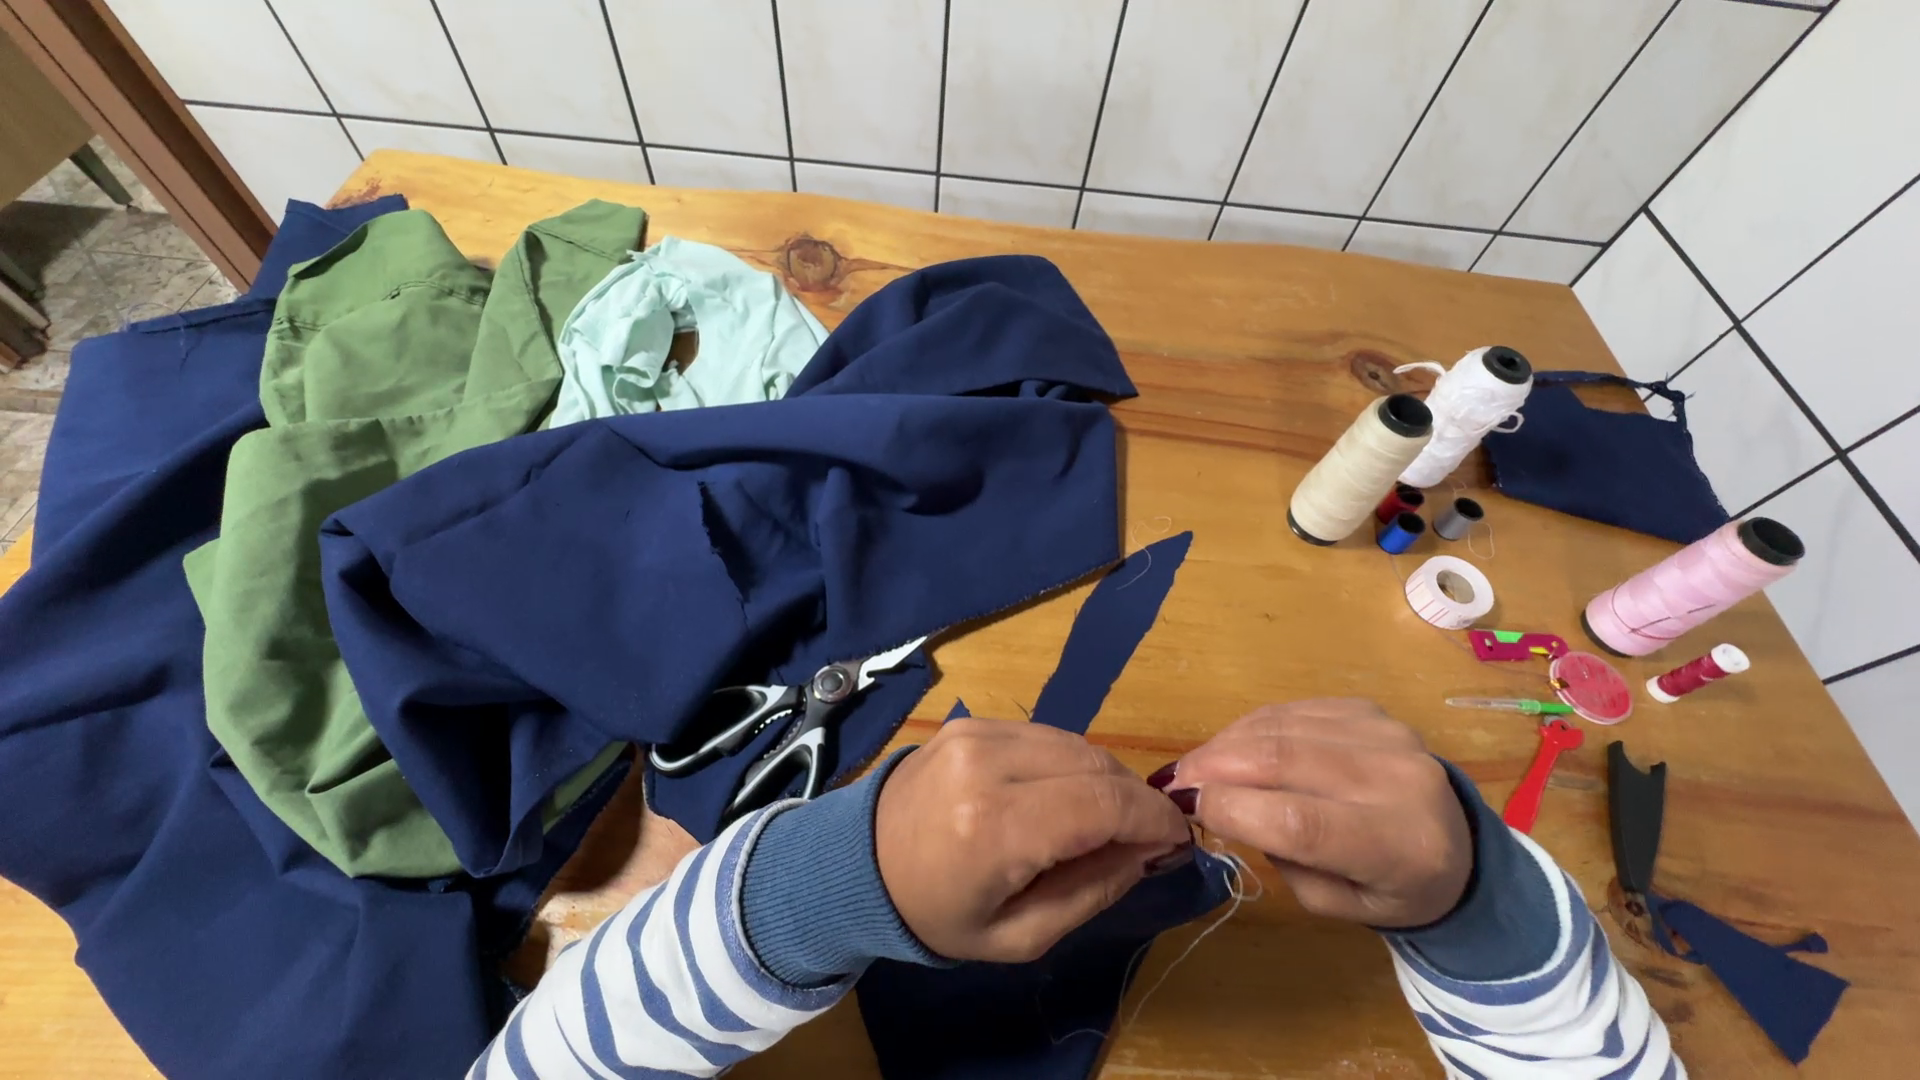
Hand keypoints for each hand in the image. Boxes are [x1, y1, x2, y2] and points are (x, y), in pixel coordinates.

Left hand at [876, 717, 1192, 962]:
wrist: (859, 863)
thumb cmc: (938, 913)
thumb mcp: (1020, 935)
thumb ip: (1094, 889)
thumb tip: (1150, 848)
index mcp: (994, 826)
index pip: (1102, 805)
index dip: (1152, 819)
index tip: (1177, 840)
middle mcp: (987, 763)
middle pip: (1095, 765)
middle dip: (1134, 798)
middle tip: (1147, 835)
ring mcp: (975, 732)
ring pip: (1075, 743)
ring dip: (1105, 778)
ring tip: (1107, 818)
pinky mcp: (970, 721)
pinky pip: (1044, 734)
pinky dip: (1069, 762)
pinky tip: (1065, 793)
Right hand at [1154, 700, 1470, 927]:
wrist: (1457, 847)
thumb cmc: (1390, 889)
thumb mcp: (1336, 903)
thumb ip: (1280, 856)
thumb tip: (1218, 803)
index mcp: (1397, 845)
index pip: (1299, 821)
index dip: (1231, 809)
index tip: (1185, 808)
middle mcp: (1397, 779)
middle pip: (1282, 760)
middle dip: (1213, 767)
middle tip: (1173, 782)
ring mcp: (1385, 734)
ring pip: (1278, 727)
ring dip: (1223, 744)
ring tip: (1195, 767)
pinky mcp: (1368, 709)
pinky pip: (1288, 710)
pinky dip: (1247, 728)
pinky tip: (1231, 748)